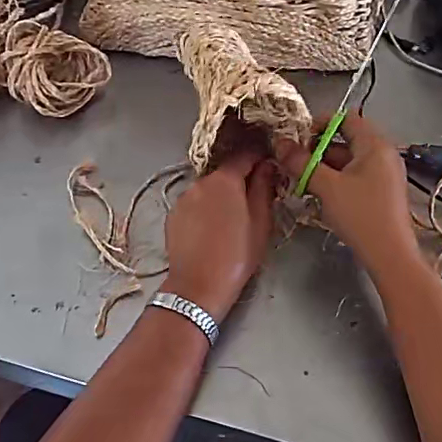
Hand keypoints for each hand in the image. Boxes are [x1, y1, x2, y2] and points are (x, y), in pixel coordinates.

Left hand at [163, 150, 279, 318]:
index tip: (269, 166)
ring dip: (221, 196)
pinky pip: (194, 204)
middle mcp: (200, 182)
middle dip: (240, 180)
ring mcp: (183, 198)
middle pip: (224, 173)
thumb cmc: (237, 255)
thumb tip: (267, 166)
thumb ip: (264, 188)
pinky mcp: (173, 215)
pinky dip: (205, 209)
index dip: (259, 158)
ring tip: (231, 219)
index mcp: (225, 180)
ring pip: (208, 189)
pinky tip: (212, 229)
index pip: (244, 155)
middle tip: (254, 199)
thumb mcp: (261, 222)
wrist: (198, 286)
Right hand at [274, 114, 419, 270]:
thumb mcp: (327, 187)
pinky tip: (321, 195)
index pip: (347, 118)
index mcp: (375, 145)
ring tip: (303, 181)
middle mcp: (384, 155)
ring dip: (324, 168)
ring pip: (348, 161)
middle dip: (318, 150)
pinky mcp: (382, 192)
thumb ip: (302, 163)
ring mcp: (385, 174)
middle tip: (295, 163)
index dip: (320, 123)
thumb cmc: (361, 215)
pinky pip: (356, 176)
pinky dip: (337, 180)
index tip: (299, 138)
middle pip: (346, 140)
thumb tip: (280, 144)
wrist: (390, 256)